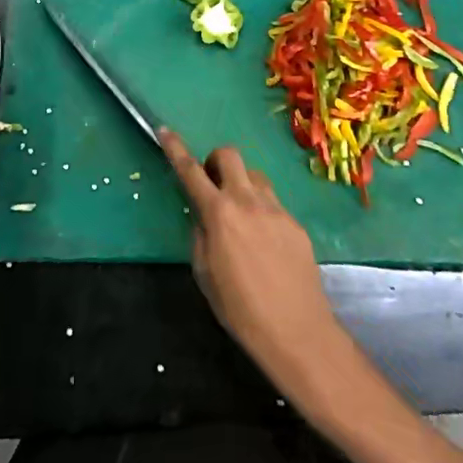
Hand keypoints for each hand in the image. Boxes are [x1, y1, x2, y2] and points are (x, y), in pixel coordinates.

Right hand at [161, 128, 462, 462]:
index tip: (166, 131)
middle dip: (215, 160)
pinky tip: (264, 243)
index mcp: (219, 214)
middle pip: (230, 155)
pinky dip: (261, 210)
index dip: (175, 148)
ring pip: (255, 176)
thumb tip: (203, 217)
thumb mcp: (205, 274)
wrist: (297, 331)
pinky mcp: (296, 223)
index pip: (191, 171)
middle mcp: (248, 201)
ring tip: (239, 216)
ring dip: (241, 184)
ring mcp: (276, 209)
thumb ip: (200, 236)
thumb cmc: (240, 309)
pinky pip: (273, 203)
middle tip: (211, 184)